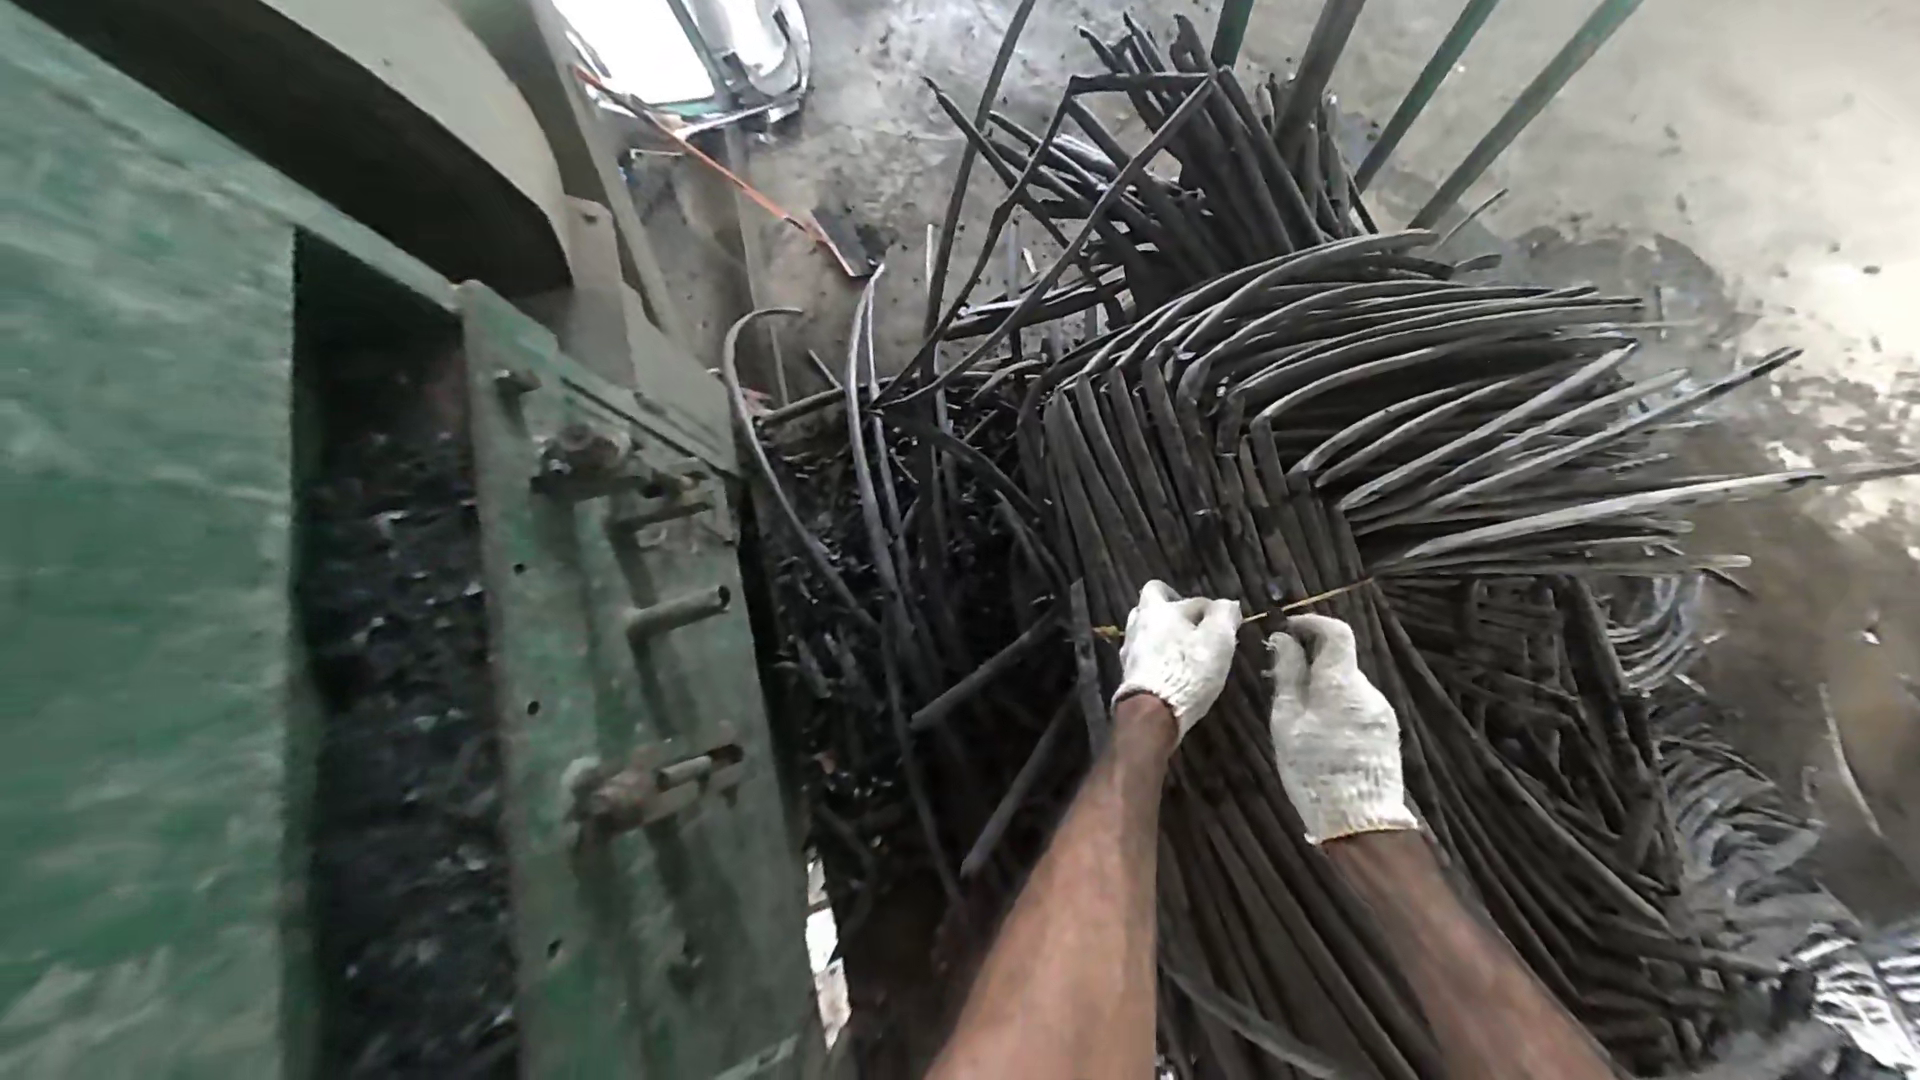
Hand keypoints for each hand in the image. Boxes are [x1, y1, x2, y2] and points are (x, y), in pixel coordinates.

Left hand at [1112, 581, 1241, 738]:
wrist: (1153, 710)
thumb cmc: (1188, 669)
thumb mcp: (1218, 638)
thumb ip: (1224, 615)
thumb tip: (1226, 604)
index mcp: (1158, 607)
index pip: (1189, 598)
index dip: (1210, 608)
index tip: (1223, 625)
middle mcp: (1138, 621)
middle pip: (1152, 604)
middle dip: (1172, 610)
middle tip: (1195, 628)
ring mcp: (1129, 646)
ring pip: (1144, 628)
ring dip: (1161, 633)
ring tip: (1183, 649)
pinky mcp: (1127, 670)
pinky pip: (1142, 652)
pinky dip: (1155, 654)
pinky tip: (1169, 668)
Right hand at [1268, 615, 1418, 843]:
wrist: (1359, 820)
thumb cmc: (1312, 766)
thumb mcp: (1287, 719)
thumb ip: (1288, 675)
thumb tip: (1284, 640)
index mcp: (1341, 683)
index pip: (1336, 632)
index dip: (1311, 623)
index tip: (1287, 630)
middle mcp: (1367, 690)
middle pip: (1339, 659)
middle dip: (1310, 658)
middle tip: (1279, 675)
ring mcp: (1380, 711)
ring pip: (1345, 683)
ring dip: (1321, 683)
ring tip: (1295, 708)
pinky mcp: (1384, 730)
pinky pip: (1355, 703)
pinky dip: (1334, 702)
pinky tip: (1318, 729)